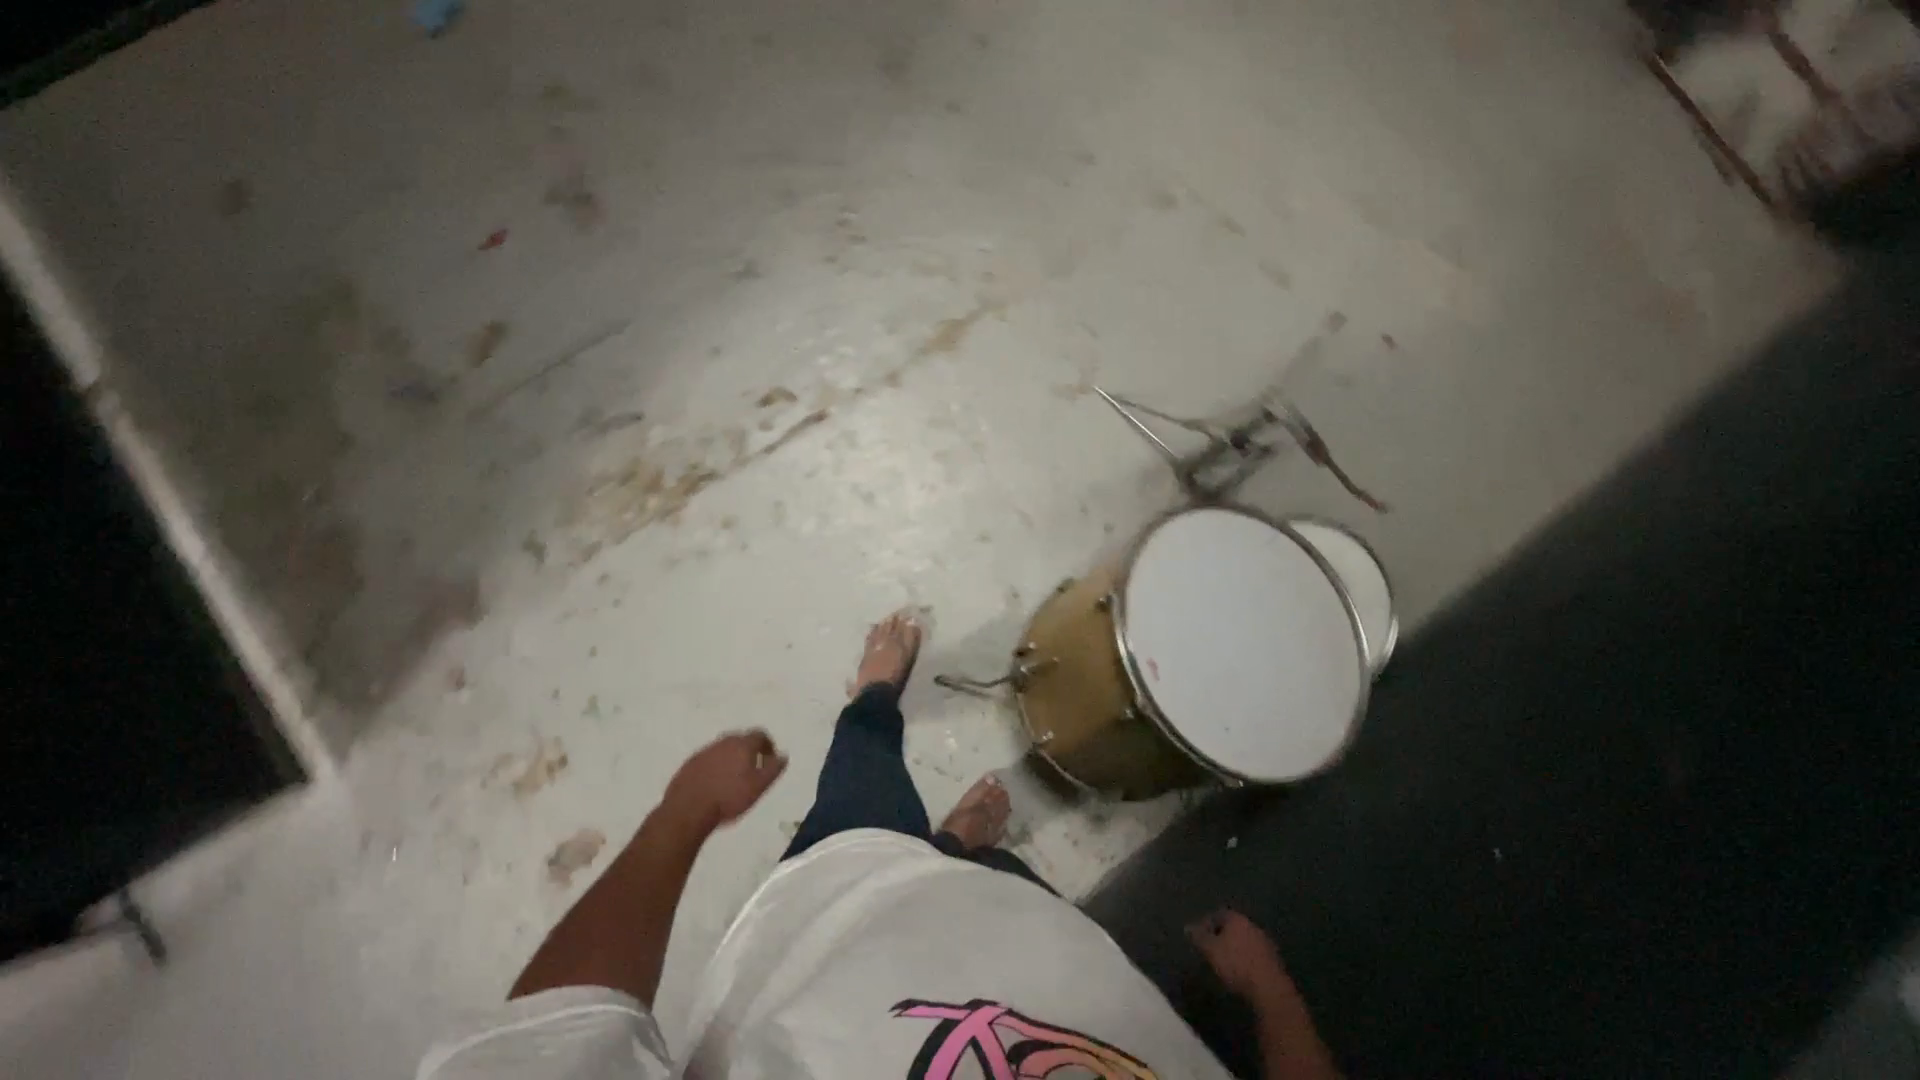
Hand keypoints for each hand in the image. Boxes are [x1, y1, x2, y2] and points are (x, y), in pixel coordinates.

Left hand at [661, 730, 787, 831]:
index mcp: (742, 744)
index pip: (760, 734)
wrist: (688, 809)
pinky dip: (715, 766)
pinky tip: (715, 784)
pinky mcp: (689, 764)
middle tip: (753, 768)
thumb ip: (773, 769)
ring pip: (723, 749)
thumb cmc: (729, 798)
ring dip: (731, 758)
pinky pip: (708, 759)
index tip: (770, 759)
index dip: (767, 745)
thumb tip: (783, 755)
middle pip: (740, 739)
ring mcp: (704, 752)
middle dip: (749, 750)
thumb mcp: (759, 786)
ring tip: (734, 778)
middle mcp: (723, 742)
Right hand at [1188, 908, 1291, 1001]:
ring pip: (1244, 940)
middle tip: (1211, 949)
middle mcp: (1252, 925)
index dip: (1206, 924)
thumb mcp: (1210, 950)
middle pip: (1233, 926)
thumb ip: (1198, 937)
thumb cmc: (1236, 965)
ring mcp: (1265, 942)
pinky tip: (1241, 971)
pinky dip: (1245, 959)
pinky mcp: (1274, 959)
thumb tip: (1187, 927)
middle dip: (1221, 936)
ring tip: (1225, 962)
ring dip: (1235, 948)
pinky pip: (1254, 954)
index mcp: (1237, 919)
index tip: (1199, 938)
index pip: (1218, 914)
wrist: (1269, 988)